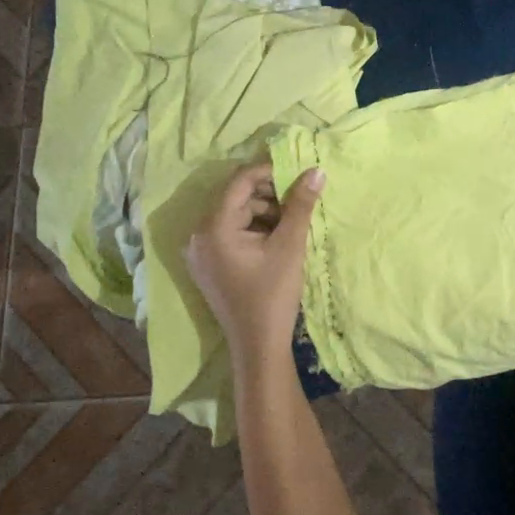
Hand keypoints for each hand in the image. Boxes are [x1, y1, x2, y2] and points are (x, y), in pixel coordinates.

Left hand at [186, 163, 324, 363]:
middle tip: (299, 200)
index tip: (298, 172)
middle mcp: (198, 235)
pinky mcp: (208, 263)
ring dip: (264, 211)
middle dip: (269, 194)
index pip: (239, 182)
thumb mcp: (290, 245)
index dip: (269, 171)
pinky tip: (278, 238)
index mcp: (213, 228)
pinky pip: (231, 232)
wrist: (258, 344)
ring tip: (292, 222)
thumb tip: (316, 170)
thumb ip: (300, 204)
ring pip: (236, 214)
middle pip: (236, 197)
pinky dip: (254, 228)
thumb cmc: (273, 293)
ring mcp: (201, 251)